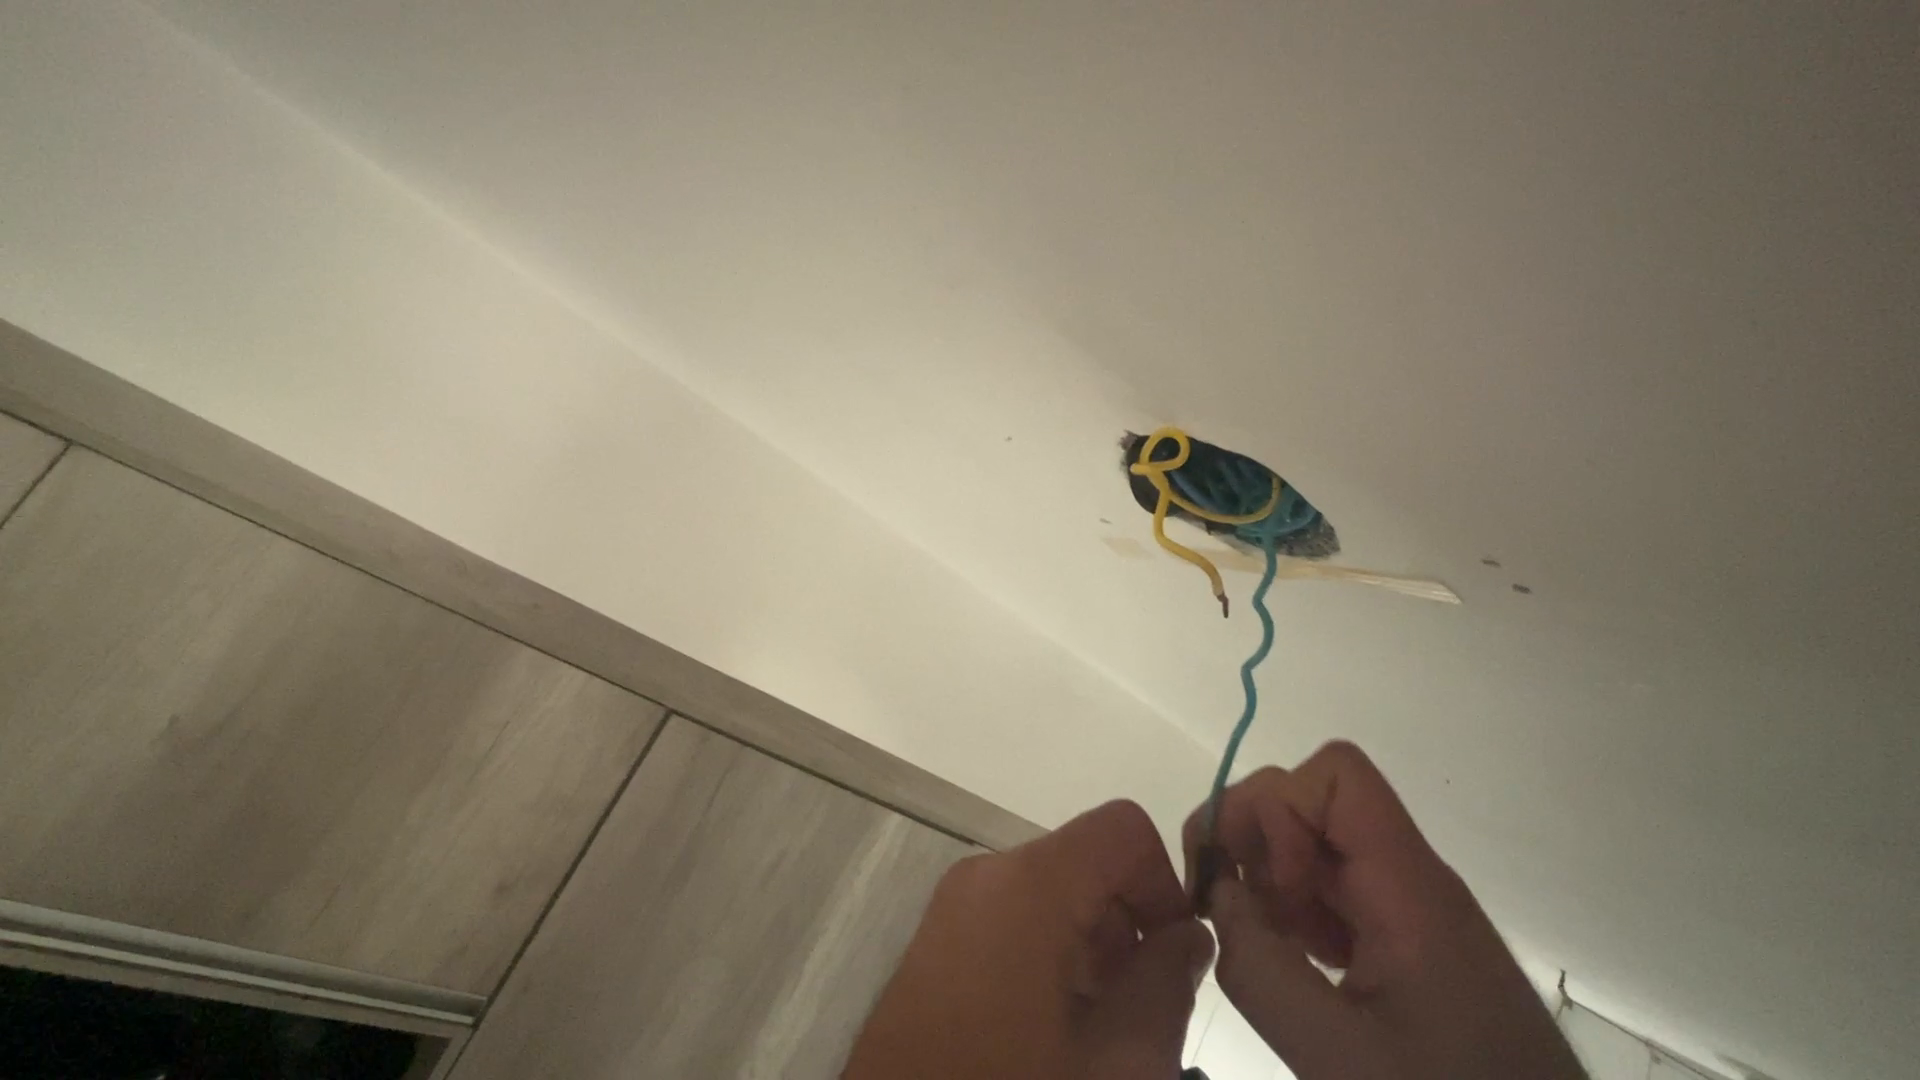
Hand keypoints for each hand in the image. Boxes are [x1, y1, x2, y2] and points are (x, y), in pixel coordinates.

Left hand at [844, 800, 1214, 1079]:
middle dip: (1130, 927)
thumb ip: (1166, 985)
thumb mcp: (1114, 1062)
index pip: (1122, 830)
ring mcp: (954, 906)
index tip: (1174, 960)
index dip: (1165, 885)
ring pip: (1053, 896)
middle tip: (1141, 1013)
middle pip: (1087, 864)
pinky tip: (1053, 1033)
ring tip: (1098, 1034)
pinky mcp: (937, 939)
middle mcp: (986, 875)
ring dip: (1094, 950)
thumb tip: (1188, 935)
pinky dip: (1052, 958)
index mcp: (1028, 883)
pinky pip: (1015, 920)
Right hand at [1185, 741, 1586, 1079]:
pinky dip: (1290, 909)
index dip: (1278, 808)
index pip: (1336, 777)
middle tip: (1223, 905)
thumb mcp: (1338, 1057)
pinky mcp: (1403, 938)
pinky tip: (1289, 962)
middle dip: (1252, 836)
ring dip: (1266, 875)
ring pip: (1314, 841)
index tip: (1262, 884)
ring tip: (1257, 942)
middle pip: (1313, 799)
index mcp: (1407, 888)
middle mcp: (1407, 878)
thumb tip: (1219, 895)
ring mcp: (1405, 908)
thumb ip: (1259, 969)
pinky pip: (1330, 887)